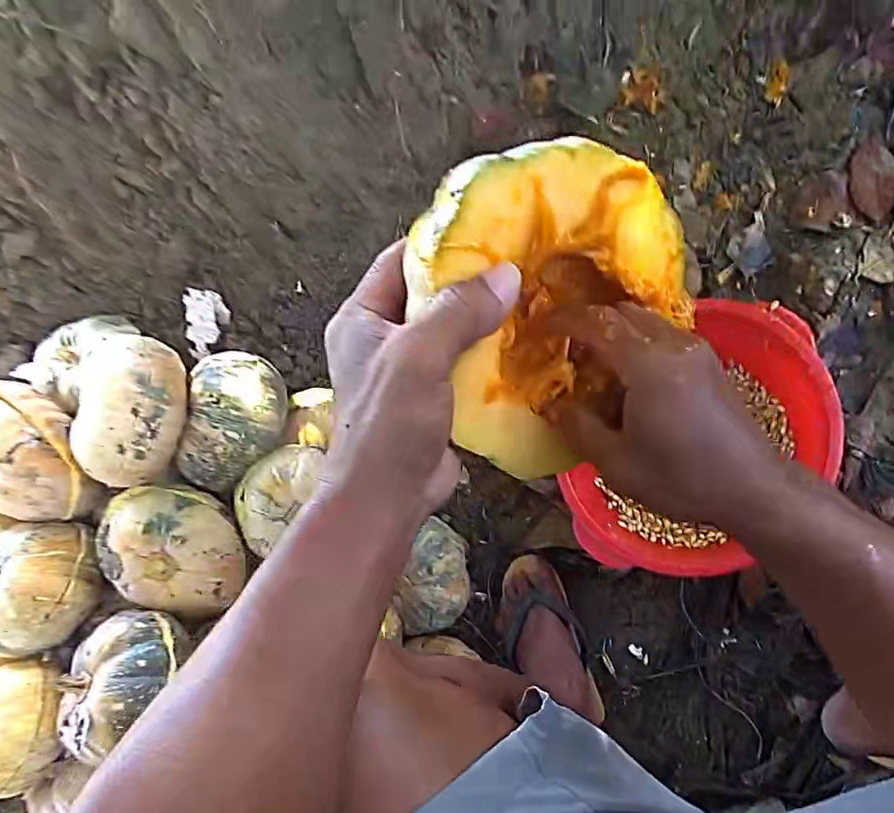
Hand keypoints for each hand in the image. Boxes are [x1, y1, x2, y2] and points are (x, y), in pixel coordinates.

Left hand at [321, 239, 520, 516]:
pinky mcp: (434, 402)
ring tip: (530, 305)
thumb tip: (507, 273)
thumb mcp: (419, 356)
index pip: (400, 261)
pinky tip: (522, 352)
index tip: (489, 234)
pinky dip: (489, 360)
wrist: (387, 497)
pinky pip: (464, 369)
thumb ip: (458, 312)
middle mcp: (383, 340)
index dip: (440, 245)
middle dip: (471, 285)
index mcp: (362, 318)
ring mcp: (409, 373)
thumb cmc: (389, 424)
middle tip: (520, 270)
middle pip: (431, 297)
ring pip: (451, 335)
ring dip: (484, 324)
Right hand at [545, 303, 792, 525]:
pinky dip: (638, 344)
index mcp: (648, 364)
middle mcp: (675, 344)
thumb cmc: (683, 480)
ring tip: (594, 367)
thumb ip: (579, 428)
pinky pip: (664, 337)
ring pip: (645, 322)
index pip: (596, 322)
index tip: (537, 329)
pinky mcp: (710, 363)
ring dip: (615, 334)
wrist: (752, 487)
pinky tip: (630, 379)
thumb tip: (553, 405)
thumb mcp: (618, 464)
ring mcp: (697, 350)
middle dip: (587, 324)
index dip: (561, 320)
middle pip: (622, 312)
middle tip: (563, 352)